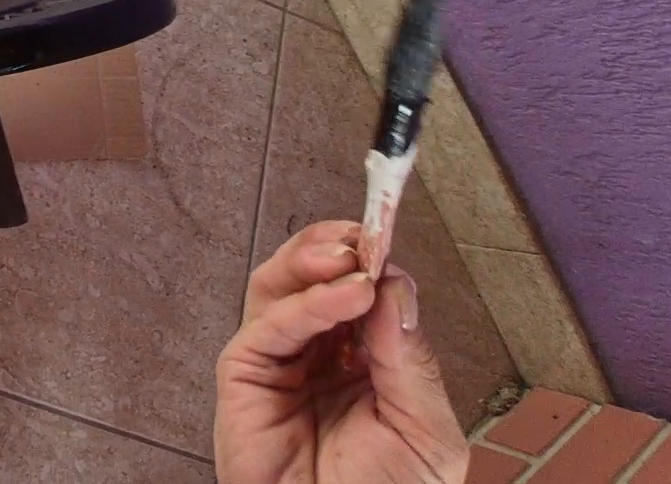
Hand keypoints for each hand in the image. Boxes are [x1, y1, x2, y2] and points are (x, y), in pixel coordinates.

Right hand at [215, 220, 468, 483]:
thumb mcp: (426, 436)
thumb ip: (409, 361)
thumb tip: (396, 287)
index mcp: (361, 362)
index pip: (359, 297)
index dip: (371, 263)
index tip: (387, 238)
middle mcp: (315, 350)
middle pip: (308, 279)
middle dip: (330, 249)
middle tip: (357, 234)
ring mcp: (276, 356)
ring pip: (278, 287)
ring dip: (307, 262)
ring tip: (344, 253)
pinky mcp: (244, 368)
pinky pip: (270, 324)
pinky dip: (304, 304)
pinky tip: (340, 294)